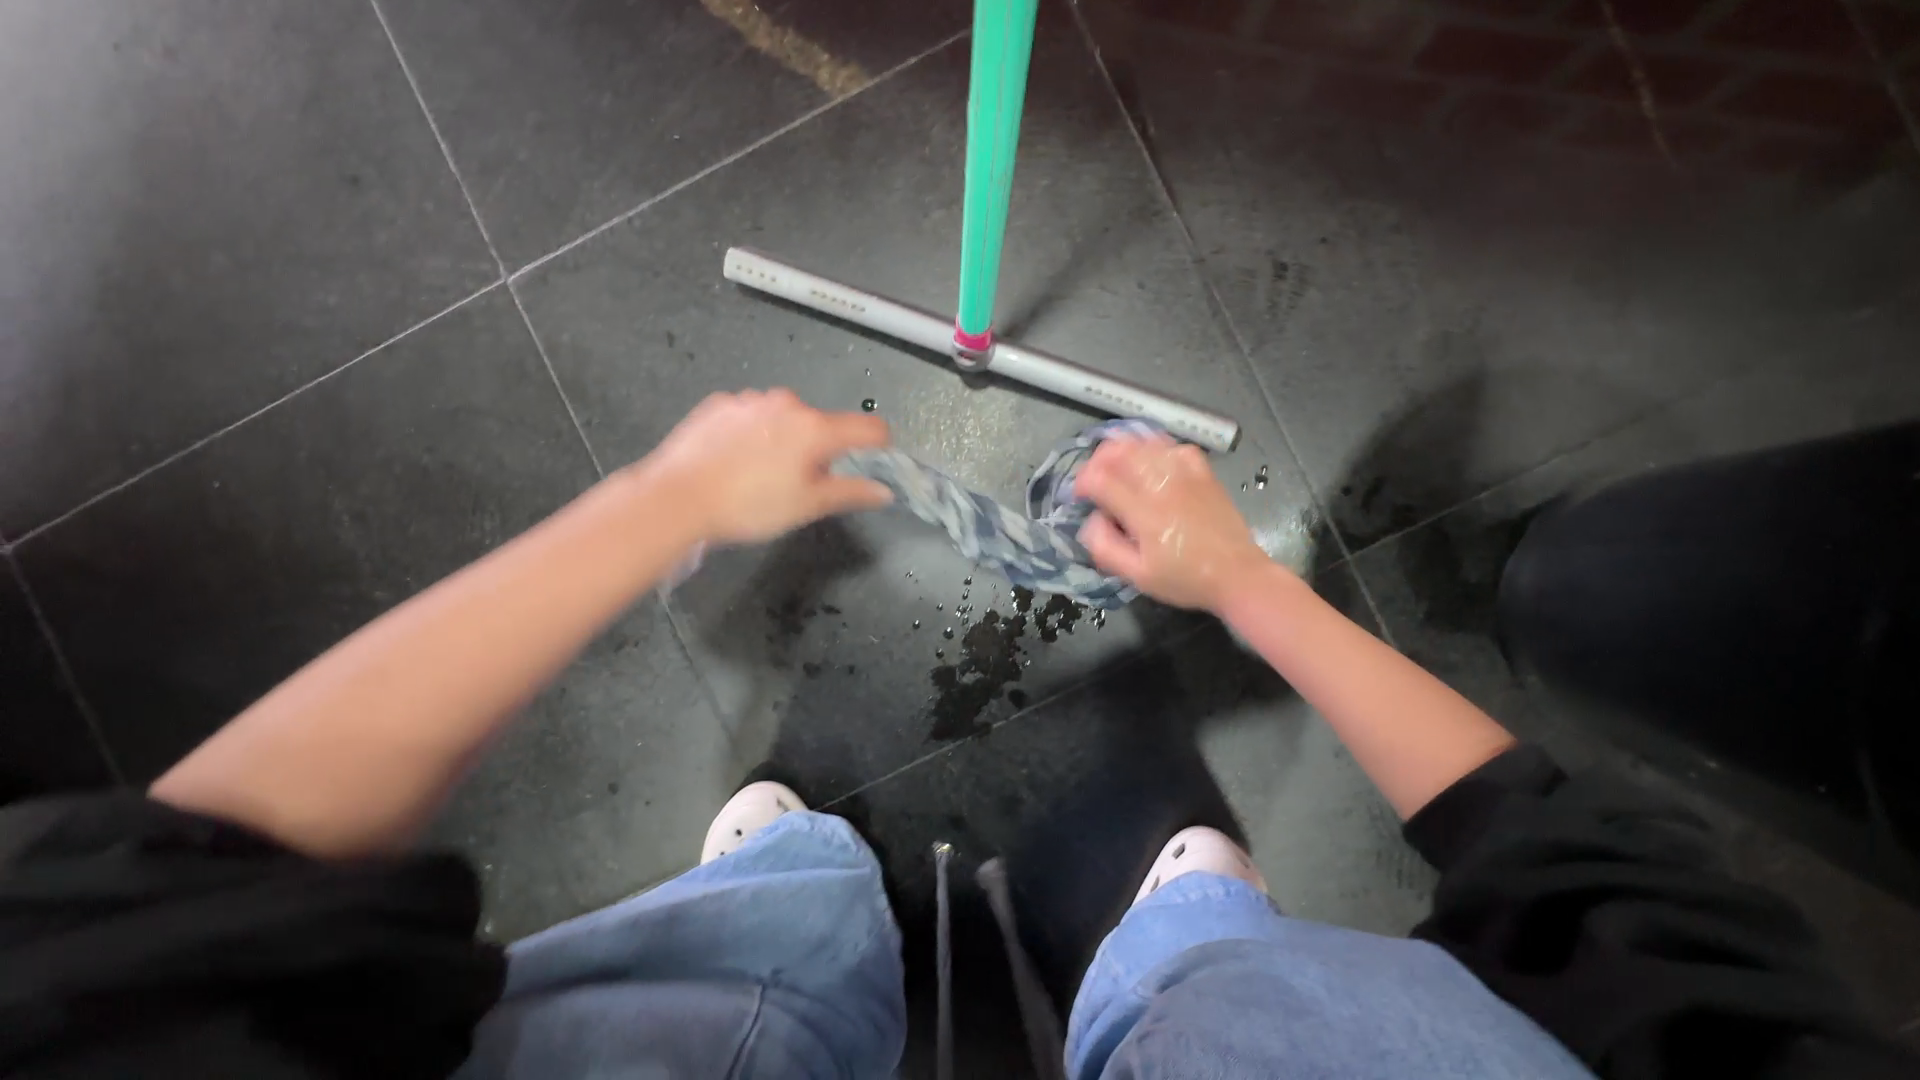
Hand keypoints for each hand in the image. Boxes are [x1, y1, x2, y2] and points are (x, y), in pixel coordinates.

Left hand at [638, 388, 892, 543]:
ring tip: (759, 476)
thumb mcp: (806, 506)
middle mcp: (788, 404)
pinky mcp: (721, 404)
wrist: (677, 496)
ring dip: (784, 441)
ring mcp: (751, 400)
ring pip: (785, 420)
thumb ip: (851, 493)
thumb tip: (883, 491)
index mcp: (816, 428)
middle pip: (822, 425)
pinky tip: (735, 463)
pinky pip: (751, 417)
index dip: (880, 446)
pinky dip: (753, 435)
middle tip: (798, 485)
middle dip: (819, 450)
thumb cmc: (748, 505)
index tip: (874, 463)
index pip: (870, 428)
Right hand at [1074, 435, 1270, 611]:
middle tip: (1096, 479)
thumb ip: (1106, 548)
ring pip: (1146, 443)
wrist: (1237, 575)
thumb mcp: (1138, 577)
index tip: (1080, 496)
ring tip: (1119, 468)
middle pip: (1120, 450)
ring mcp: (1186, 474)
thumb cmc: (1185, 579)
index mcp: (1144, 513)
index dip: (1081, 483)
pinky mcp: (1203, 473)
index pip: (1100, 479)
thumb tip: (1091, 521)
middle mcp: (1163, 485)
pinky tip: (1154, 465)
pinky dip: (1157, 450)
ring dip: (1124, 451)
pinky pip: (1175, 447)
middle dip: (1098, 460)